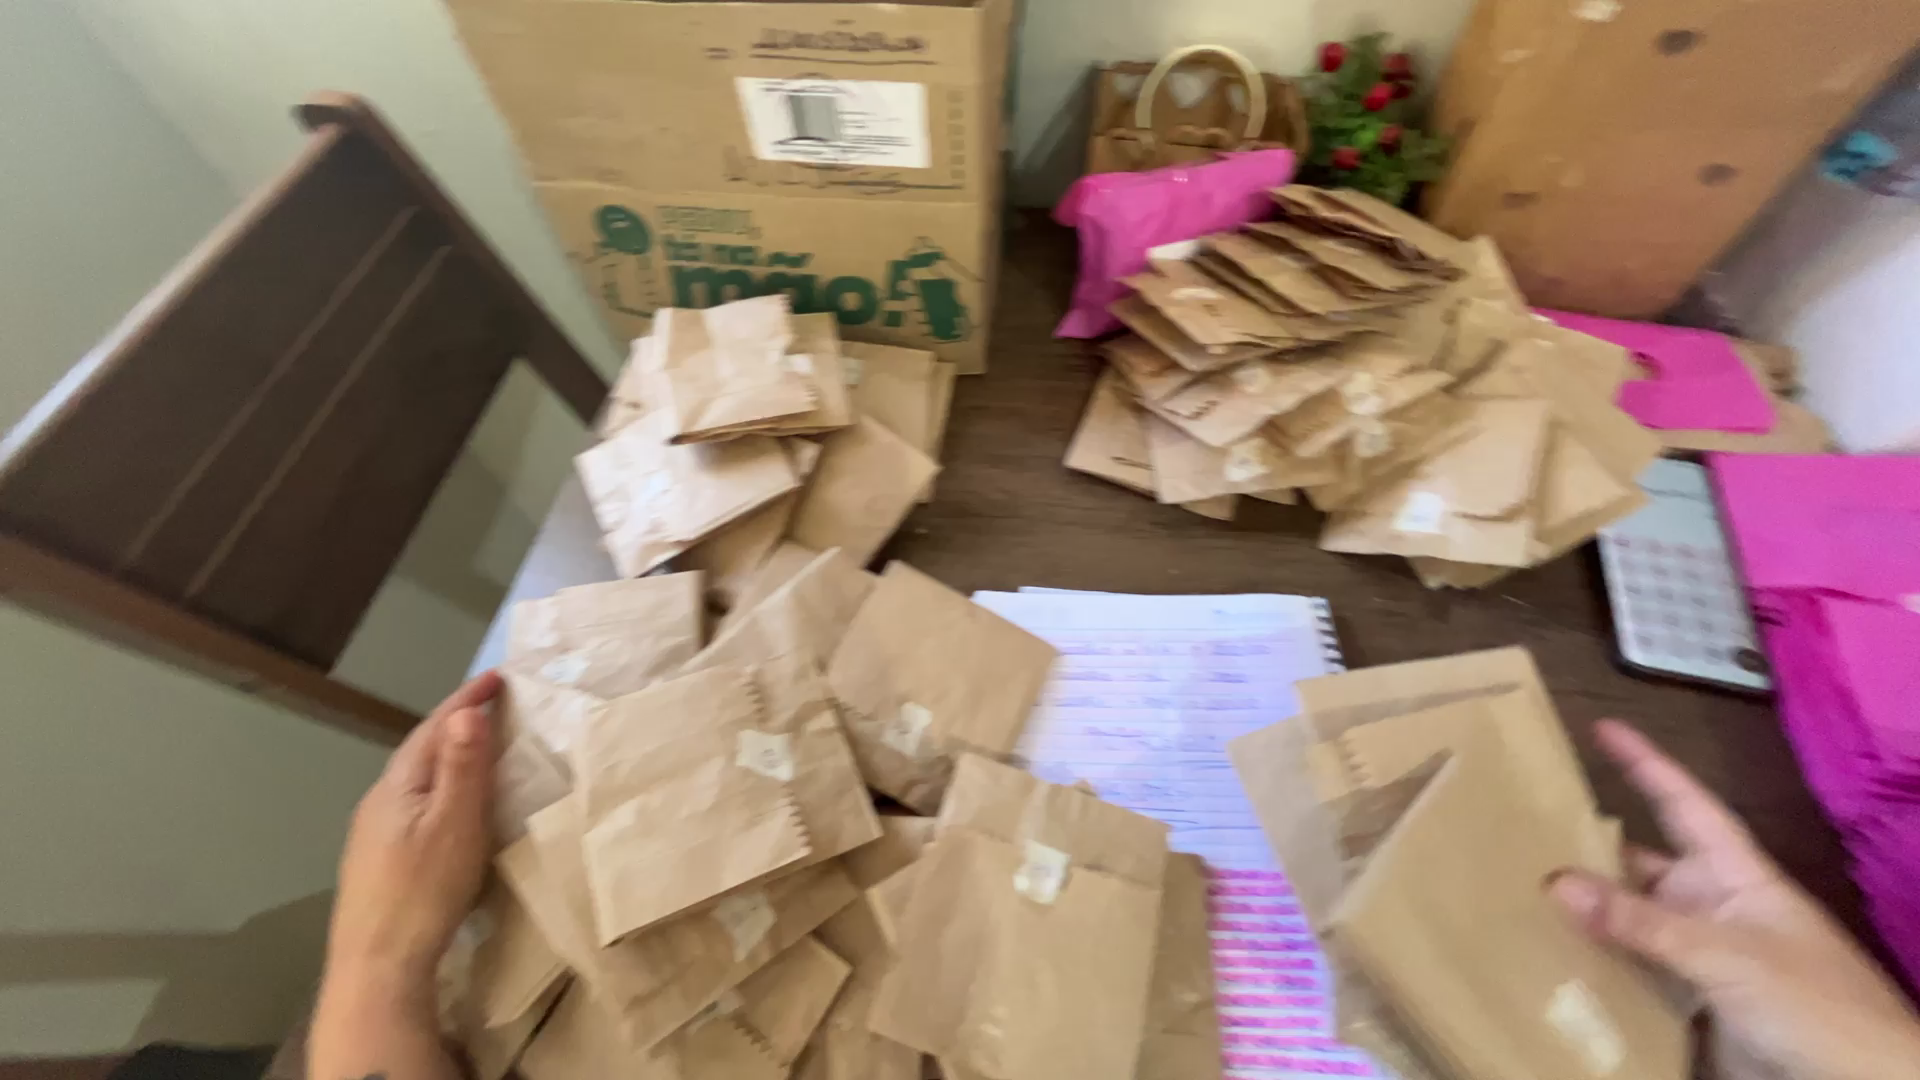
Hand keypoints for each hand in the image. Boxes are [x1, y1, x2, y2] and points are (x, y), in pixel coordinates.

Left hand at [325, 671, 501, 998]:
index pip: (434, 727)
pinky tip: (456, 795)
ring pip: (418, 773)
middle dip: (457, 718)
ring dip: (450, 749)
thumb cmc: (425, 888)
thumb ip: (461, 766)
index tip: (500, 676)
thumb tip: (467, 711)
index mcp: (398, 786)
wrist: (379, 965)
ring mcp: (376, 830)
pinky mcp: (382, 855)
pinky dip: (443, 778)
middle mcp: (380, 800)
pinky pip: (418, 796)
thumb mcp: (455, 822)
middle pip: (421, 746)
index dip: (467, 698)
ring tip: (483, 740)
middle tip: (497, 701)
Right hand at [1549, 720, 1919, 1079]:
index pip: (1685, 806)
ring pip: (1624, 916)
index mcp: (1736, 879)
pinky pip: (1625, 965)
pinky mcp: (1687, 998)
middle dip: (1584, 846)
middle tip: (1516, 823)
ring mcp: (1698, 954)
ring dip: (1580, 908)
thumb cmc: (1822, 1010)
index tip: (1605, 727)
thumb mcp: (1728, 958)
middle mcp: (1710, 907)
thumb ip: (1639, 921)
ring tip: (1512, 883)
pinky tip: (1542, 946)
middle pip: (1637, 863)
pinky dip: (1588, 956)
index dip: (1648, 765)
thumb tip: (1553, 880)